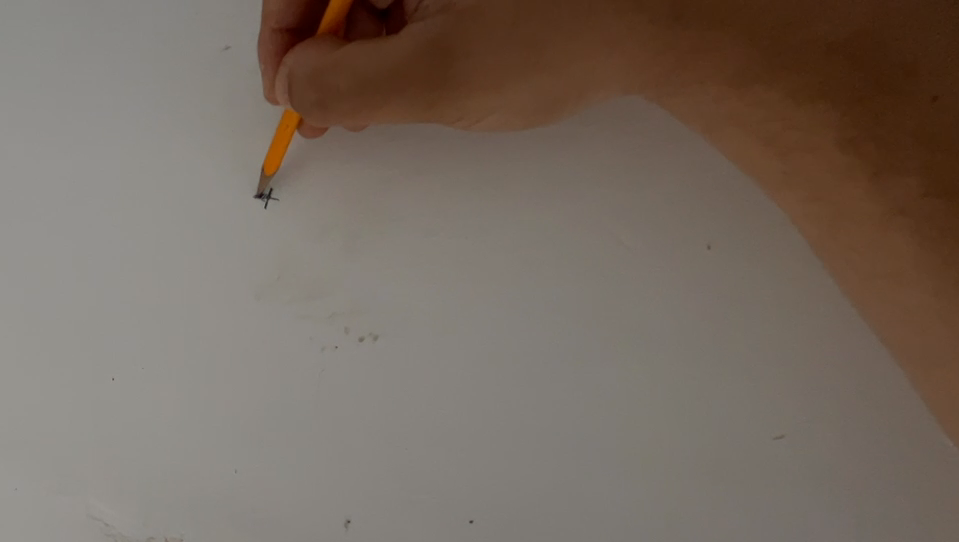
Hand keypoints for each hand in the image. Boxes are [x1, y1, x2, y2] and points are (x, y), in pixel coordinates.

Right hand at [259, 0, 670, 134]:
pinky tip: (406, 73)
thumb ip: (340, 86)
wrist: (676, 12)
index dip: (283, 38)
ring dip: (356, 51)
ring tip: (372, 104)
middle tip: (326, 112)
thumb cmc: (566, 34)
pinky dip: (394, 36)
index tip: (286, 93)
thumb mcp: (433, 78)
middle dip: (320, 51)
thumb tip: (291, 84)